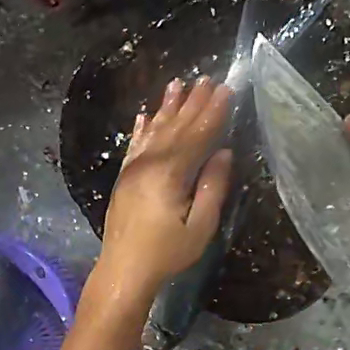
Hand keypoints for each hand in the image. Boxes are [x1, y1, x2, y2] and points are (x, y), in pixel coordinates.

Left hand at [96, 77, 233, 299]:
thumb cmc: (166, 253)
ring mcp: (132, 169)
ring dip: (168, 106)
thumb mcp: (200, 227)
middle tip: (208, 78)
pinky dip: (143, 127)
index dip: (214, 113)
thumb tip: (223, 153)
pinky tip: (147, 114)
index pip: (197, 136)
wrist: (122, 271)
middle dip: (194, 102)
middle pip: (176, 127)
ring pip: (154, 130)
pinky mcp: (124, 177)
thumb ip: (212, 188)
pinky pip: (135, 144)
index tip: (227, 90)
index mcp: (169, 174)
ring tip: (179, 83)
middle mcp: (148, 163)